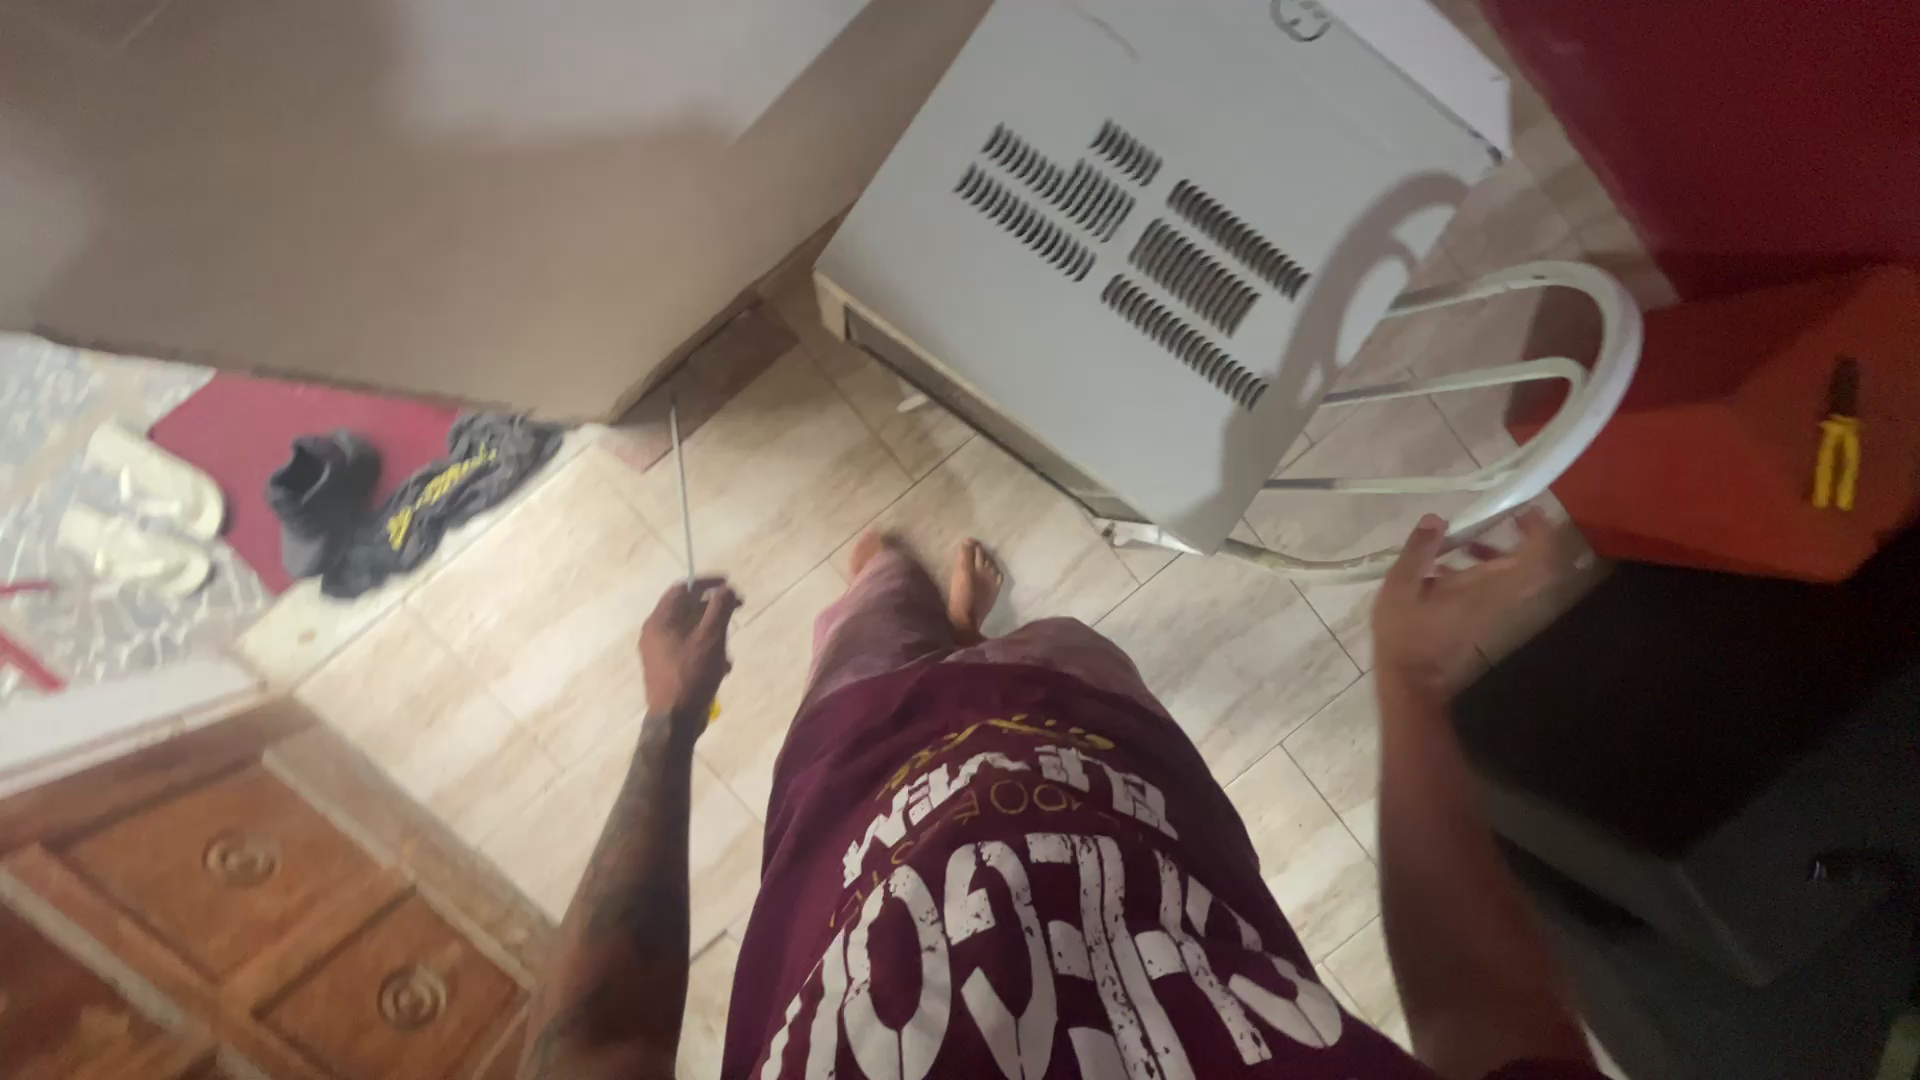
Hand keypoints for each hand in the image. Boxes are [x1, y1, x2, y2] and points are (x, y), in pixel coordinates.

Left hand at [640, 577, 740, 741]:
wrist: (675, 720)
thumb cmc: (692, 675)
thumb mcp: (711, 638)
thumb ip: (720, 608)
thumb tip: (726, 589)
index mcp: (660, 621)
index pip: (682, 588)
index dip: (707, 583)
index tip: (730, 584)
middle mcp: (654, 632)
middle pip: (687, 608)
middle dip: (714, 610)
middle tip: (737, 609)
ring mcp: (658, 651)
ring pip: (691, 629)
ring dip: (714, 632)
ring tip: (728, 648)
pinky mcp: (665, 666)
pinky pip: (689, 647)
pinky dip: (706, 649)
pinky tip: (721, 666)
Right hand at [1372, 509, 1555, 697]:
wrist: (1412, 676)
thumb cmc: (1404, 631)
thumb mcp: (1401, 586)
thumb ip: (1419, 550)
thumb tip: (1436, 517)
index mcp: (1485, 587)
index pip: (1535, 557)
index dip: (1538, 530)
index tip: (1522, 510)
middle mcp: (1500, 597)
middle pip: (1536, 565)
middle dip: (1527, 536)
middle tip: (1504, 517)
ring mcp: (1494, 610)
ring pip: (1518, 575)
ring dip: (1502, 552)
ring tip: (1467, 539)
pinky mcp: (1483, 618)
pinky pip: (1500, 587)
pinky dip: (1486, 569)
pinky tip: (1448, 568)